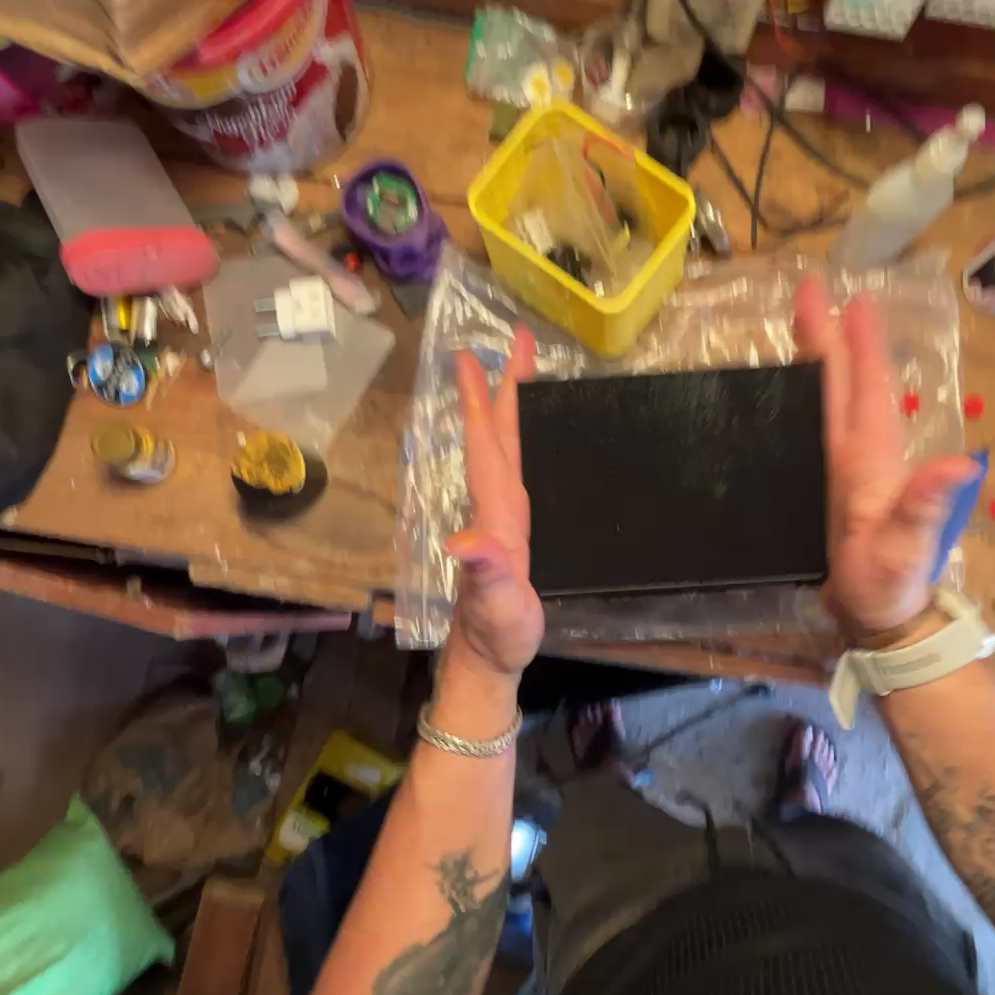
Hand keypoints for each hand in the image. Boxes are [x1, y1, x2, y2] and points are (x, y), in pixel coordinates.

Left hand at [447, 325, 544, 678]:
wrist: (491, 653)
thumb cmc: (496, 629)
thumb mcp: (495, 601)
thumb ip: (483, 571)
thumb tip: (463, 540)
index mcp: (496, 510)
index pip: (487, 445)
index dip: (483, 401)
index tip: (474, 355)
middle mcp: (496, 504)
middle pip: (498, 434)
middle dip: (503, 386)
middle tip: (515, 341)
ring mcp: (505, 515)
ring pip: (508, 448)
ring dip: (512, 407)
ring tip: (523, 373)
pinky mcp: (516, 528)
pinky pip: (520, 469)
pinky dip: (523, 442)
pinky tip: (531, 437)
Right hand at [795, 275, 981, 640]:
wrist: (883, 616)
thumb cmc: (890, 586)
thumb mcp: (907, 550)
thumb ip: (925, 508)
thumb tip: (960, 458)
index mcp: (874, 461)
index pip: (865, 393)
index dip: (857, 347)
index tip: (847, 300)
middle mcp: (866, 455)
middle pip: (848, 385)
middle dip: (831, 337)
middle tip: (812, 291)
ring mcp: (852, 470)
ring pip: (837, 401)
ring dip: (824, 360)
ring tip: (809, 326)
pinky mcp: (838, 486)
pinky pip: (825, 426)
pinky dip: (817, 398)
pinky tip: (806, 390)